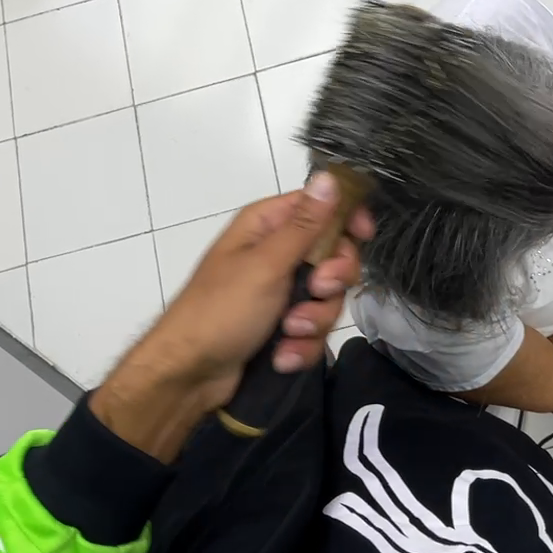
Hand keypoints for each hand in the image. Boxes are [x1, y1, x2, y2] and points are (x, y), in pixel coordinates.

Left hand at [92, 173, 371, 460]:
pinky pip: (313, 327)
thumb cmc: (221, 309)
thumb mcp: (267, 264)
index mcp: (267, 225)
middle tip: (316, 291)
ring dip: (314, 319)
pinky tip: (284, 357)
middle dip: (331, 280)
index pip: (321, 205)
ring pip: (327, 297)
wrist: (188, 377)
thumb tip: (330, 176)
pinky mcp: (282, 325)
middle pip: (333, 254)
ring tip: (288, 333)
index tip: (363, 237)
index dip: (346, 218)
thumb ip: (305, 225)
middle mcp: (276, 252)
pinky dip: (302, 345)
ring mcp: (280, 290)